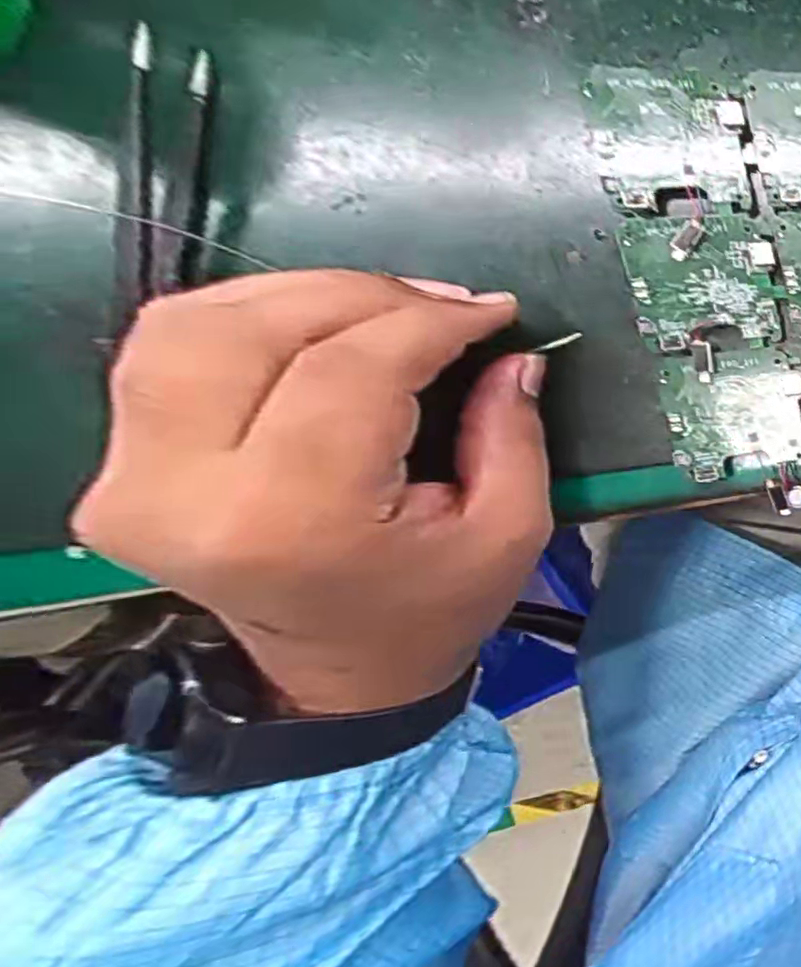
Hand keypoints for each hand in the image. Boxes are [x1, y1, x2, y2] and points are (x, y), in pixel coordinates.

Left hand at [72, 271, 551, 714]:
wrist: (347, 673)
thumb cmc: (443, 606)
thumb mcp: (513, 527)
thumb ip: (513, 434)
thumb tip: (514, 355)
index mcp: (297, 518)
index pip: (350, 372)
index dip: (429, 323)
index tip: (496, 312)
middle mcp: (185, 493)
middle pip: (246, 330)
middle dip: (363, 294)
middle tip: (446, 301)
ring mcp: (129, 480)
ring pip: (187, 324)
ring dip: (301, 293)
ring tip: (392, 304)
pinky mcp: (119, 469)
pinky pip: (168, 351)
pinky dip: (254, 316)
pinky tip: (327, 322)